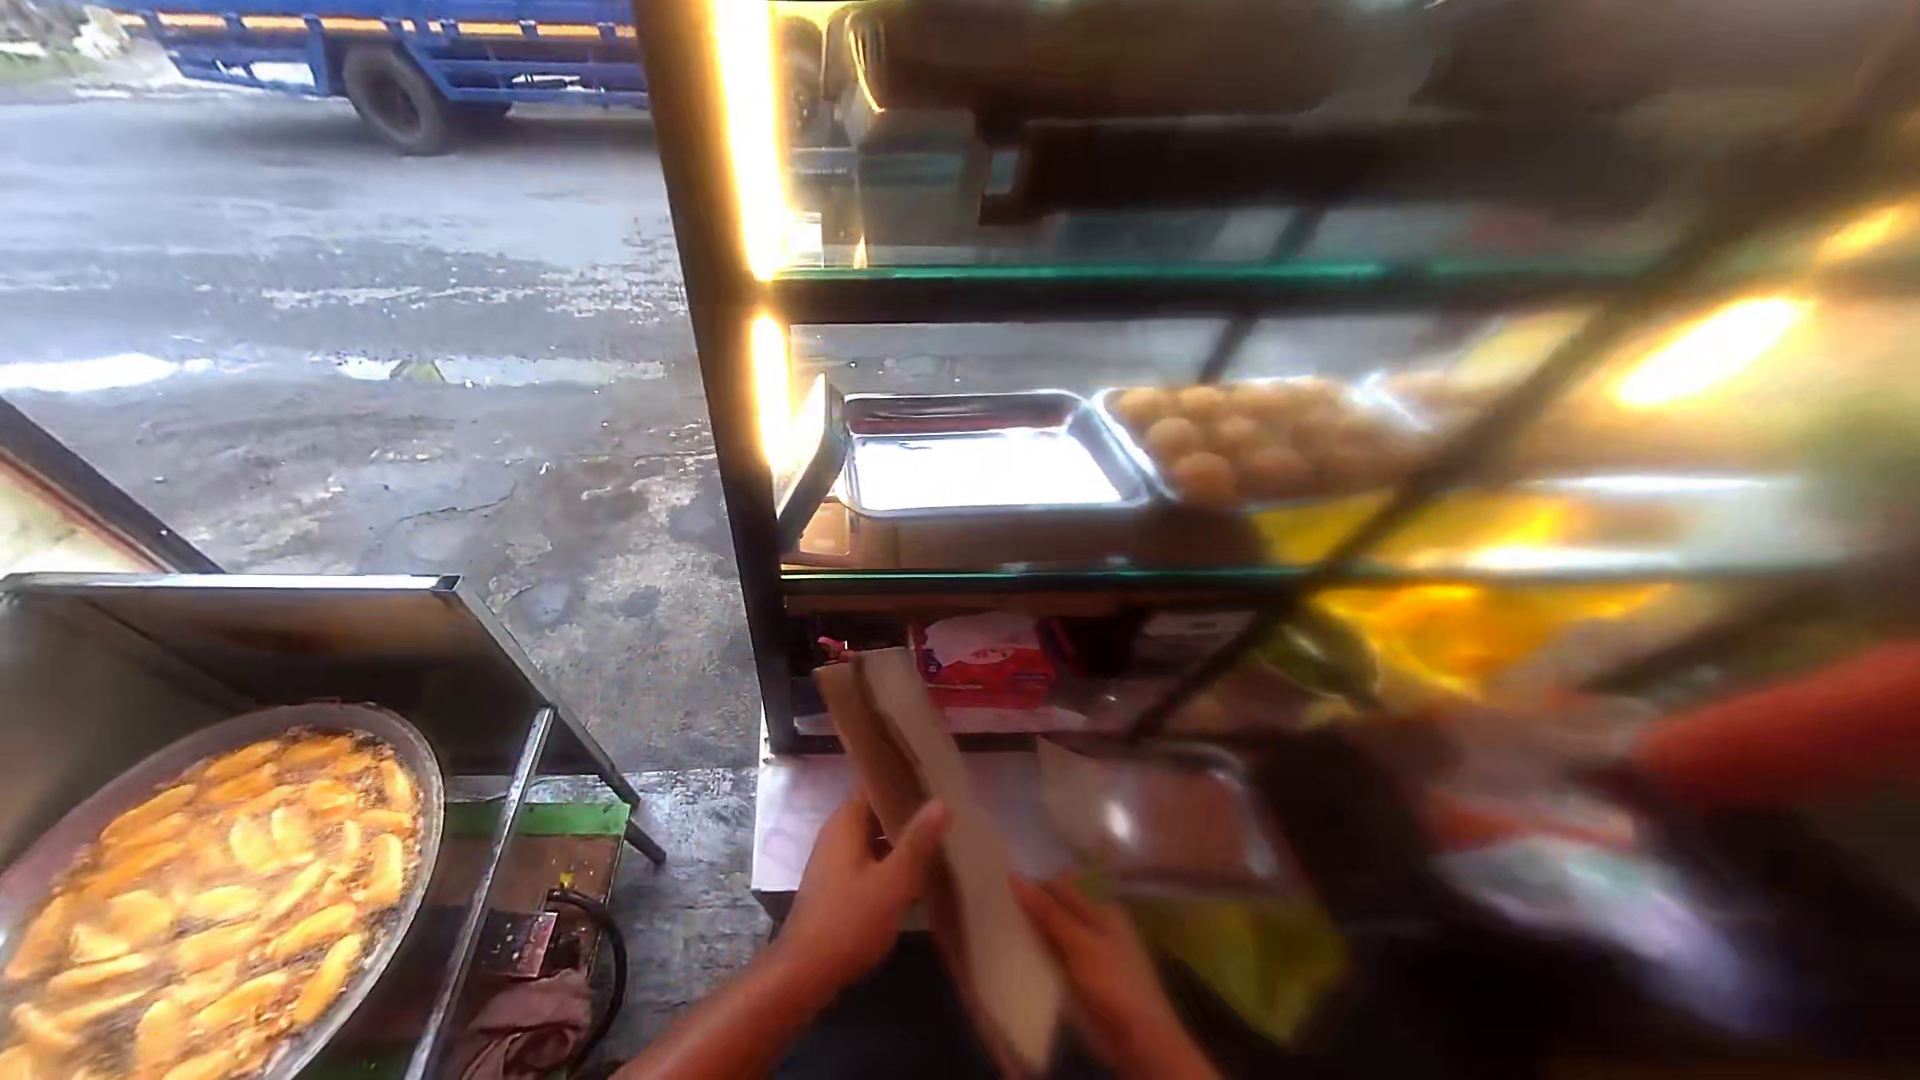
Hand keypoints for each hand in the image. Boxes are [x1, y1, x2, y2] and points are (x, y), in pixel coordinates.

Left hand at [778, 794, 948, 992]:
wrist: (804, 974)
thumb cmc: (850, 921)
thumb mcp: (894, 881)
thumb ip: (918, 841)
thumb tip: (941, 802)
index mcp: (846, 820)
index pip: (877, 784)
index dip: (905, 781)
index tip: (937, 781)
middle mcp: (837, 832)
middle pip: (877, 811)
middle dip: (908, 811)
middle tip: (946, 811)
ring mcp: (833, 858)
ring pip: (874, 837)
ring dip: (900, 839)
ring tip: (938, 840)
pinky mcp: (835, 883)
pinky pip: (868, 858)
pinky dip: (889, 860)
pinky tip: (915, 875)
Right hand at [1013, 877, 1219, 1079]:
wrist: (1140, 1040)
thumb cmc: (1114, 982)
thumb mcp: (1079, 942)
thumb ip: (1048, 911)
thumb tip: (1015, 877)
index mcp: (1101, 905)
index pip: (1060, 883)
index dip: (1034, 885)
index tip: (1002, 891)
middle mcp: (1095, 922)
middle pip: (1056, 906)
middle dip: (1031, 908)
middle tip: (998, 912)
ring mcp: (1088, 950)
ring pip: (1053, 931)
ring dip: (1033, 933)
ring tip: (1002, 932)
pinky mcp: (1081, 975)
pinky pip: (1054, 956)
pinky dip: (1038, 955)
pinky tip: (1019, 957)